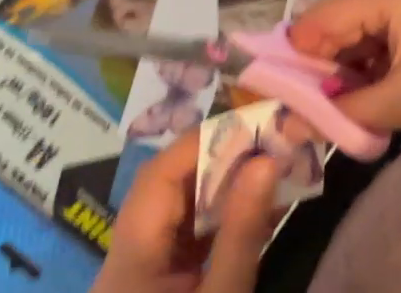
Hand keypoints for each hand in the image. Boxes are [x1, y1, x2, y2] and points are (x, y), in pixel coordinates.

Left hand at [92, 129, 280, 292]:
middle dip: (220, 157)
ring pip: (181, 205)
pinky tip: (259, 207)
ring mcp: (142, 267)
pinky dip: (222, 214)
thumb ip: (242, 232)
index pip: (159, 175)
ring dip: (225, 183)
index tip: (257, 123)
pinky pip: (189, 231)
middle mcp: (127, 253)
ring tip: (273, 166)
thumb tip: (267, 160)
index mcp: (130, 256)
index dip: (205, 141)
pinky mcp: (159, 279)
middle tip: (273, 141)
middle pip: (168, 184)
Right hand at [287, 0, 400, 130]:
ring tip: (345, 109)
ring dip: (346, 68)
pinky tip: (371, 93)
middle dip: (321, 67)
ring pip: (356, 29)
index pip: (318, 20)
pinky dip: (370, 61)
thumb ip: (344, 111)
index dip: (295, 60)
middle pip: (335, 21)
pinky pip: (379, 31)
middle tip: (312, 113)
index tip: (281, 102)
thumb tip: (289, 123)